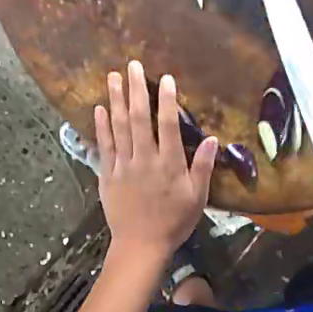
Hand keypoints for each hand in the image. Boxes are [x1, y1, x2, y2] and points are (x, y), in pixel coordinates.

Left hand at [94, 61, 218, 266]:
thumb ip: (202, 167)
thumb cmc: (174, 222)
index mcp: (168, 164)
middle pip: (138, 118)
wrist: (141, 245)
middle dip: (135, 90)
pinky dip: (101, 126)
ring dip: (115, 100)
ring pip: (118, 127)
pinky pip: (104, 146)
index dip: (166, 100)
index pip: (167, 124)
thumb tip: (213, 139)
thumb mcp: (197, 197)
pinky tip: (99, 108)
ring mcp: (123, 166)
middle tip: (132, 65)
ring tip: (113, 77)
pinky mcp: (107, 175)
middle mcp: (144, 159)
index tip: (166, 79)